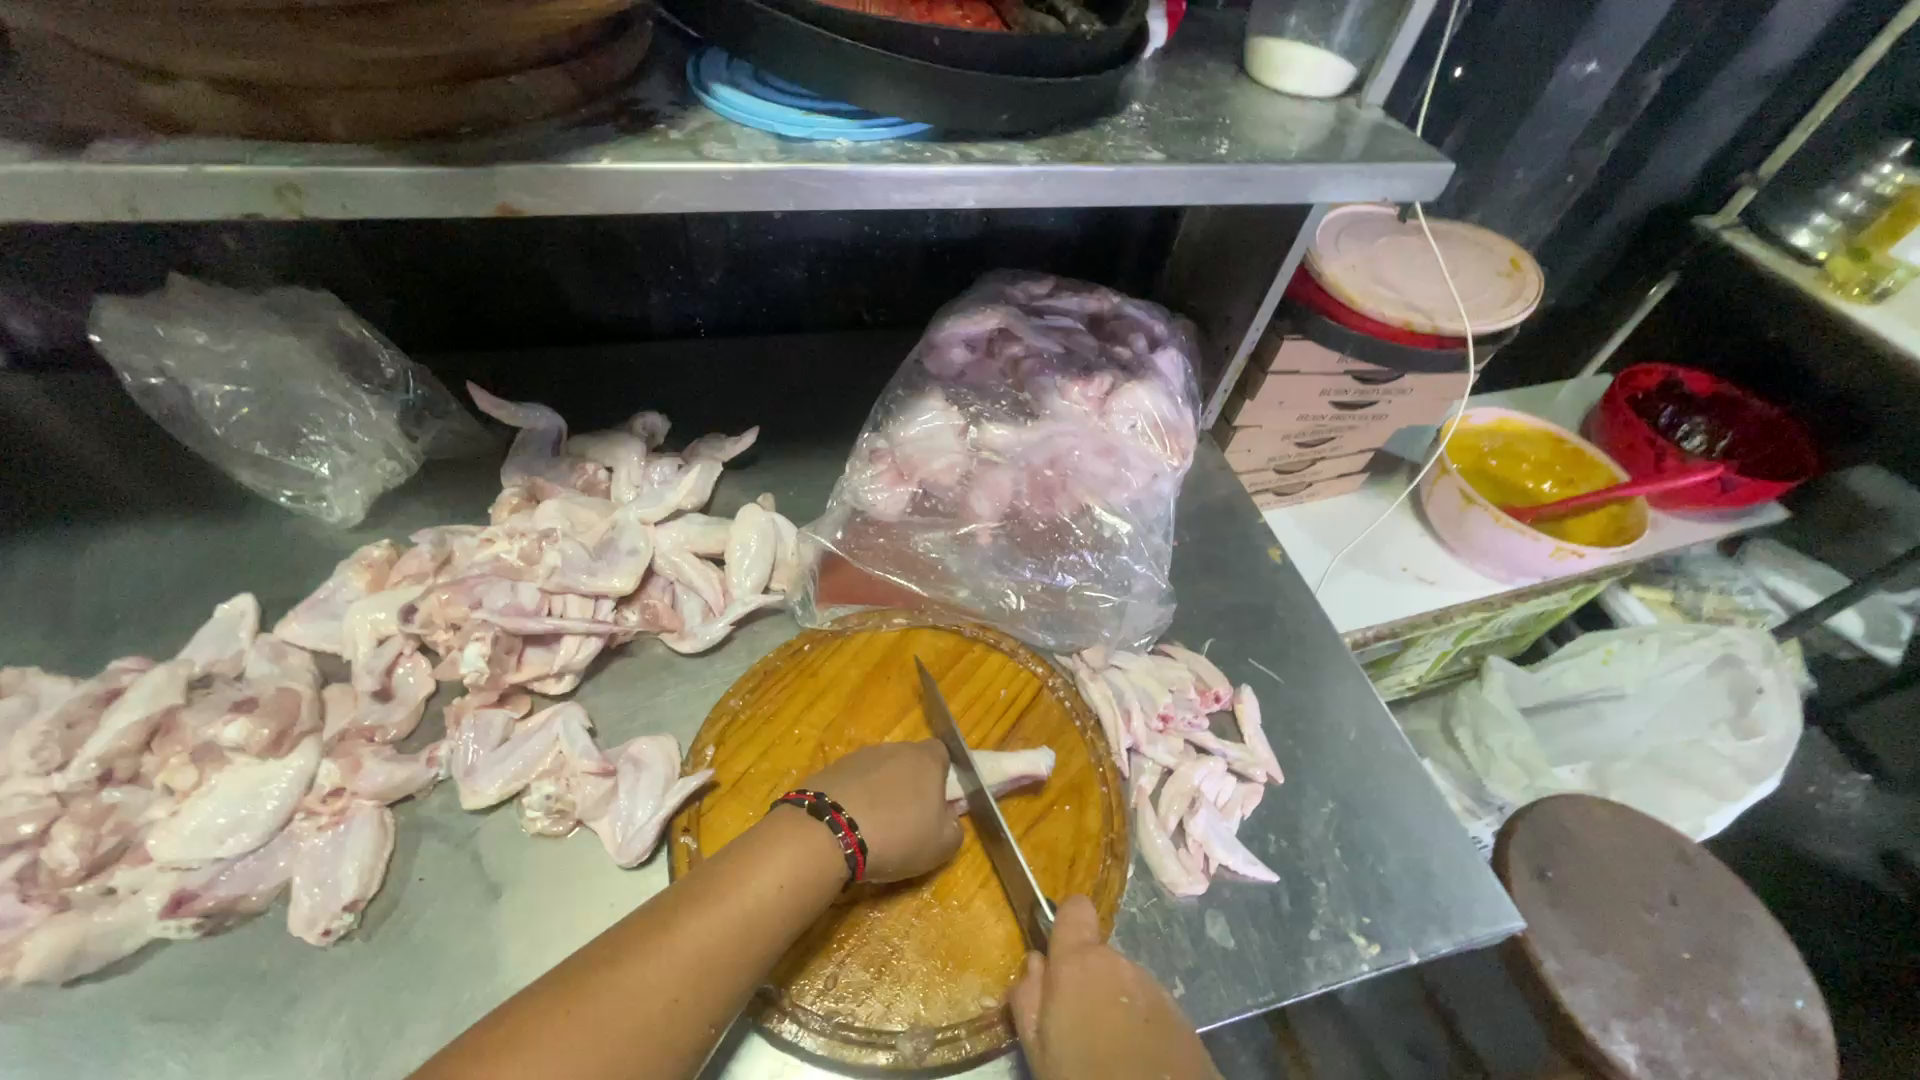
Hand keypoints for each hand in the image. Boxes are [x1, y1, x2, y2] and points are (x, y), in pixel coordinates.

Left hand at [801, 740, 961, 883]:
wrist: (827, 833)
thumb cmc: (896, 836)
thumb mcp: (941, 845)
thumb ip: (954, 827)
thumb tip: (949, 817)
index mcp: (925, 759)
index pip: (942, 754)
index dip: (942, 777)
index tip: (936, 804)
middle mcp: (892, 749)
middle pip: (908, 762)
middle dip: (908, 786)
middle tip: (906, 821)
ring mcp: (858, 757)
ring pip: (877, 773)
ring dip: (878, 794)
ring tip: (872, 829)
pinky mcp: (830, 771)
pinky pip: (851, 785)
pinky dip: (852, 801)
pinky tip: (848, 827)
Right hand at [1009, 896, 1221, 1079]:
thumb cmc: (1083, 1075)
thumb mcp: (1038, 1046)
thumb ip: (1029, 996)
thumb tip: (1036, 962)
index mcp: (1079, 961)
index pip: (1075, 909)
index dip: (1066, 926)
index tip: (1059, 956)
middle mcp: (1119, 962)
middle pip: (1098, 957)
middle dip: (1088, 982)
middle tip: (1081, 1027)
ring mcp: (1154, 986)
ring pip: (1124, 983)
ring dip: (1116, 1005)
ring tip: (1110, 1048)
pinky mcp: (1181, 1015)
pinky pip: (1149, 1007)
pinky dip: (1141, 1024)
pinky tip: (1137, 1059)